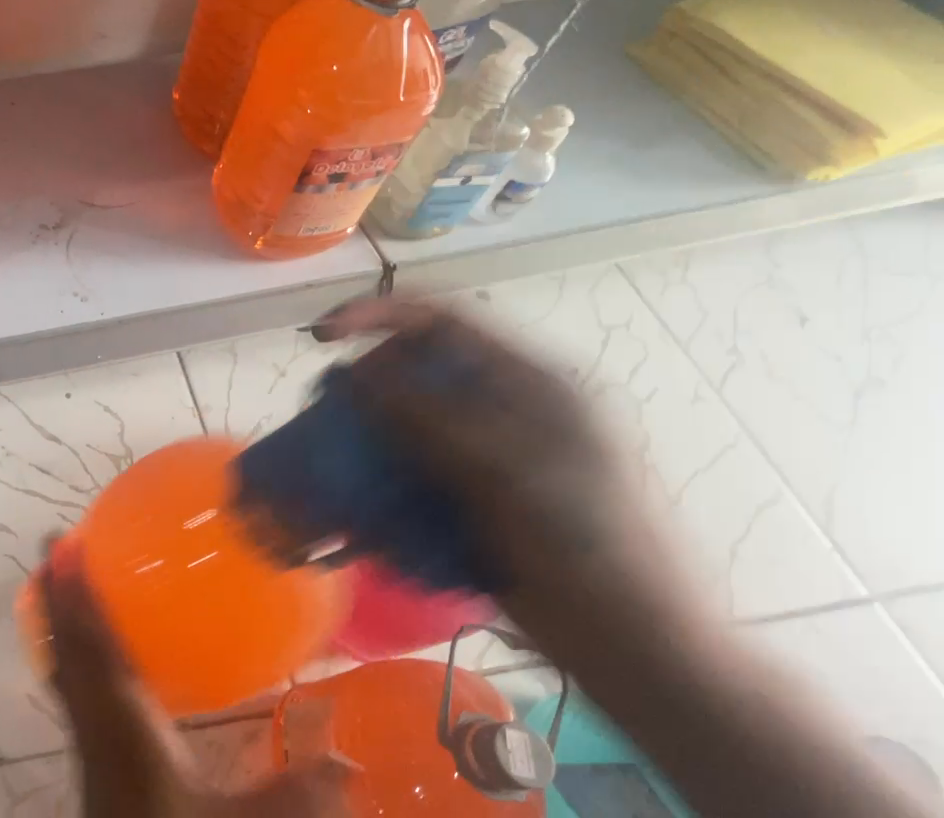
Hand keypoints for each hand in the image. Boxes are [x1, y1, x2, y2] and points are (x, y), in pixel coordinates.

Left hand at [37, 537, 350, 817]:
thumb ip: (294, 798)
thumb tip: (350, 763)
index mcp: (123, 727)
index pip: (94, 648)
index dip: (79, 595)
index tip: (68, 544)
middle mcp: (95, 725)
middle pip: (66, 647)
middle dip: (57, 593)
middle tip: (55, 542)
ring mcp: (88, 742)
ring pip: (64, 667)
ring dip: (59, 620)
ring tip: (61, 579)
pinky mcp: (93, 756)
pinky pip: (73, 689)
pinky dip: (72, 654)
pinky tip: (89, 651)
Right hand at [312, 296, 711, 651]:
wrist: (636, 644)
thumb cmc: (589, 545)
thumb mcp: (511, 470)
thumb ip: (431, 418)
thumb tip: (355, 375)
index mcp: (531, 382)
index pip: (444, 321)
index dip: (379, 315)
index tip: (322, 336)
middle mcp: (507, 409)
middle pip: (417, 372)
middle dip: (364, 386)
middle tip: (323, 410)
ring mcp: (489, 455)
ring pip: (407, 425)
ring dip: (363, 441)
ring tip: (328, 465)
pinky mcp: (474, 497)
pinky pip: (411, 473)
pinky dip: (380, 484)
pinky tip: (359, 509)